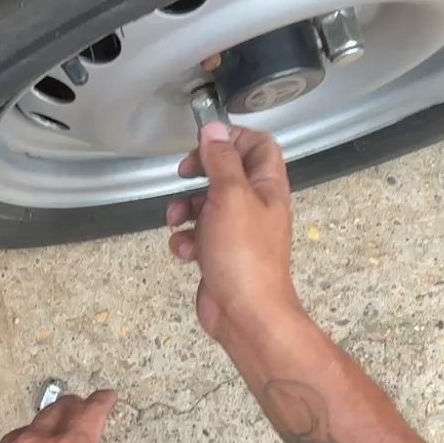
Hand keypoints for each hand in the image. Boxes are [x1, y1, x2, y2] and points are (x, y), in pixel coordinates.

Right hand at [167, 121, 301, 342]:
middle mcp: (254, 206)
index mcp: (267, 187)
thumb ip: (221, 160)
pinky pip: (196, 236)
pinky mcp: (218, 255)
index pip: (258, 145)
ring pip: (205, 205)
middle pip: (226, 173)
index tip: (205, 143)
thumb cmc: (244, 255)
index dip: (232, 138)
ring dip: (184, 208)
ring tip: (175, 220)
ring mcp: (236, 232)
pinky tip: (184, 252)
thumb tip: (214, 129)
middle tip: (183, 173)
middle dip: (200, 173)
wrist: (245, 313)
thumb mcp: (230, 196)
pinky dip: (185, 240)